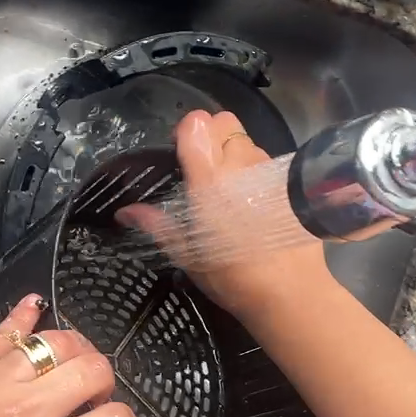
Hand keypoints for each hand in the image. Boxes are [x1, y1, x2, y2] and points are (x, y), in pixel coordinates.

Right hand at [116, 110, 332, 321]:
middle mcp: (240, 166)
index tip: (181, 156)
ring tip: (228, 190)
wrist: (290, 292)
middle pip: (225, 123)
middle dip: (212, 138)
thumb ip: (156, 225)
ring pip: (247, 141)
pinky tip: (252, 203)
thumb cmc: (231, 276)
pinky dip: (254, 172)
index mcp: (209, 181)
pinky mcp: (289, 182)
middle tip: (203, 170)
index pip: (198, 124)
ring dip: (234, 156)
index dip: (187, 133)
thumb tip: (124, 212)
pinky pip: (266, 161)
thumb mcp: (187, 254)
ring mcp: (269, 170)